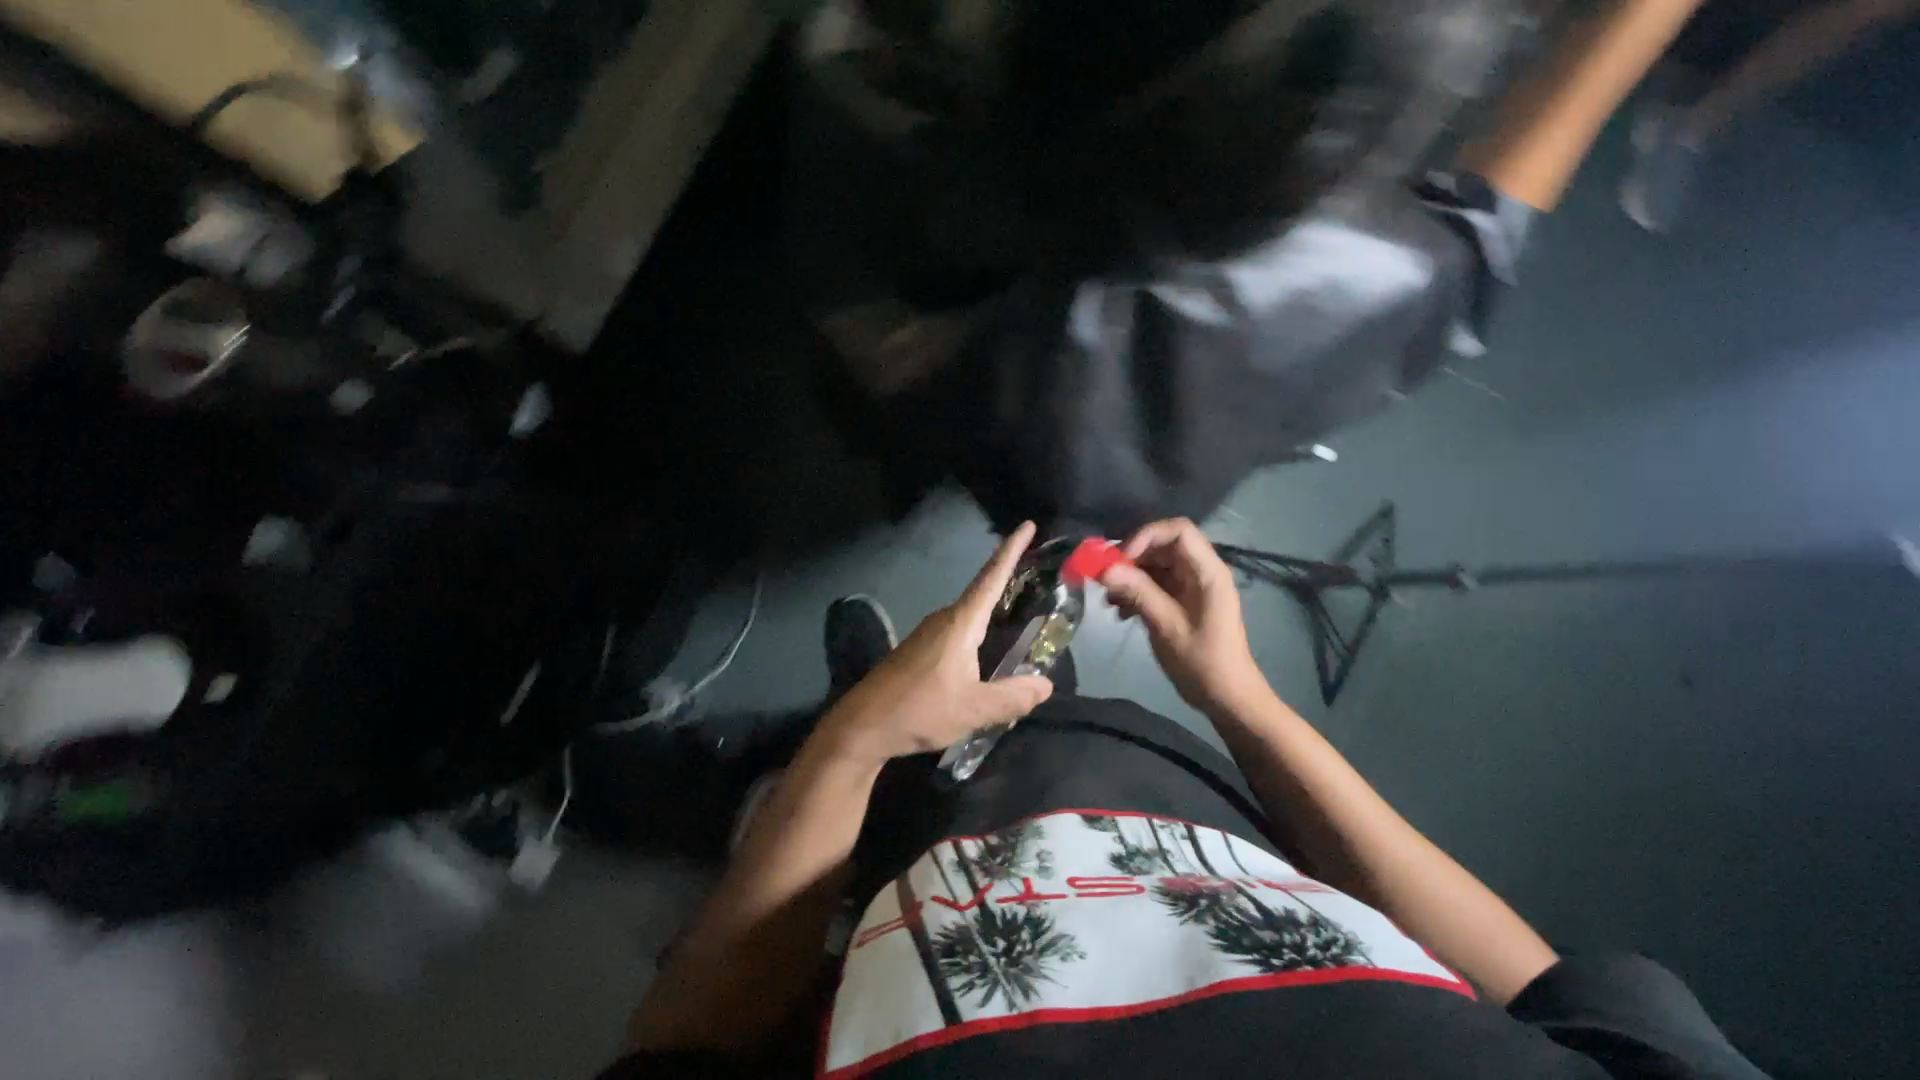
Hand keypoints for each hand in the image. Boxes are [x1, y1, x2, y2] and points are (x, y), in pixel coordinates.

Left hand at [818, 522, 1055, 763]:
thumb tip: (1045, 685)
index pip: (992, 578)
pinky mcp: (919, 652)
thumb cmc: (919, 710)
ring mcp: (928, 635)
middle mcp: (944, 621)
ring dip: (996, 619)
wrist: (863, 726)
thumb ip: (1012, 697)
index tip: (1027, 525)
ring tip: (1025, 626)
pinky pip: (959, 636)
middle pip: (984, 595)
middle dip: (1011, 585)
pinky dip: (980, 639)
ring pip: (971, 620)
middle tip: (1043, 583)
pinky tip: (989, 662)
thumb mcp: (974, 709)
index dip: (1011, 550)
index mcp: (960, 624)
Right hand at [1099, 518, 1270, 714]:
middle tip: (1104, 578)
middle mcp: (1201, 572)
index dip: (1146, 537)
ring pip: (1155, 566)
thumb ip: (1138, 592)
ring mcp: (1192, 587)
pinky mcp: (1183, 602)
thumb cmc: (1203, 660)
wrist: (1226, 697)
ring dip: (1130, 578)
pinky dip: (1136, 593)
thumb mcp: (1167, 625)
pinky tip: (1121, 613)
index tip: (1119, 560)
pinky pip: (1156, 585)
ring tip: (1109, 600)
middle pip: (1162, 547)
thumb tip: (1104, 569)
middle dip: (1131, 559)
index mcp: (1208, 572)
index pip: (1178, 531)